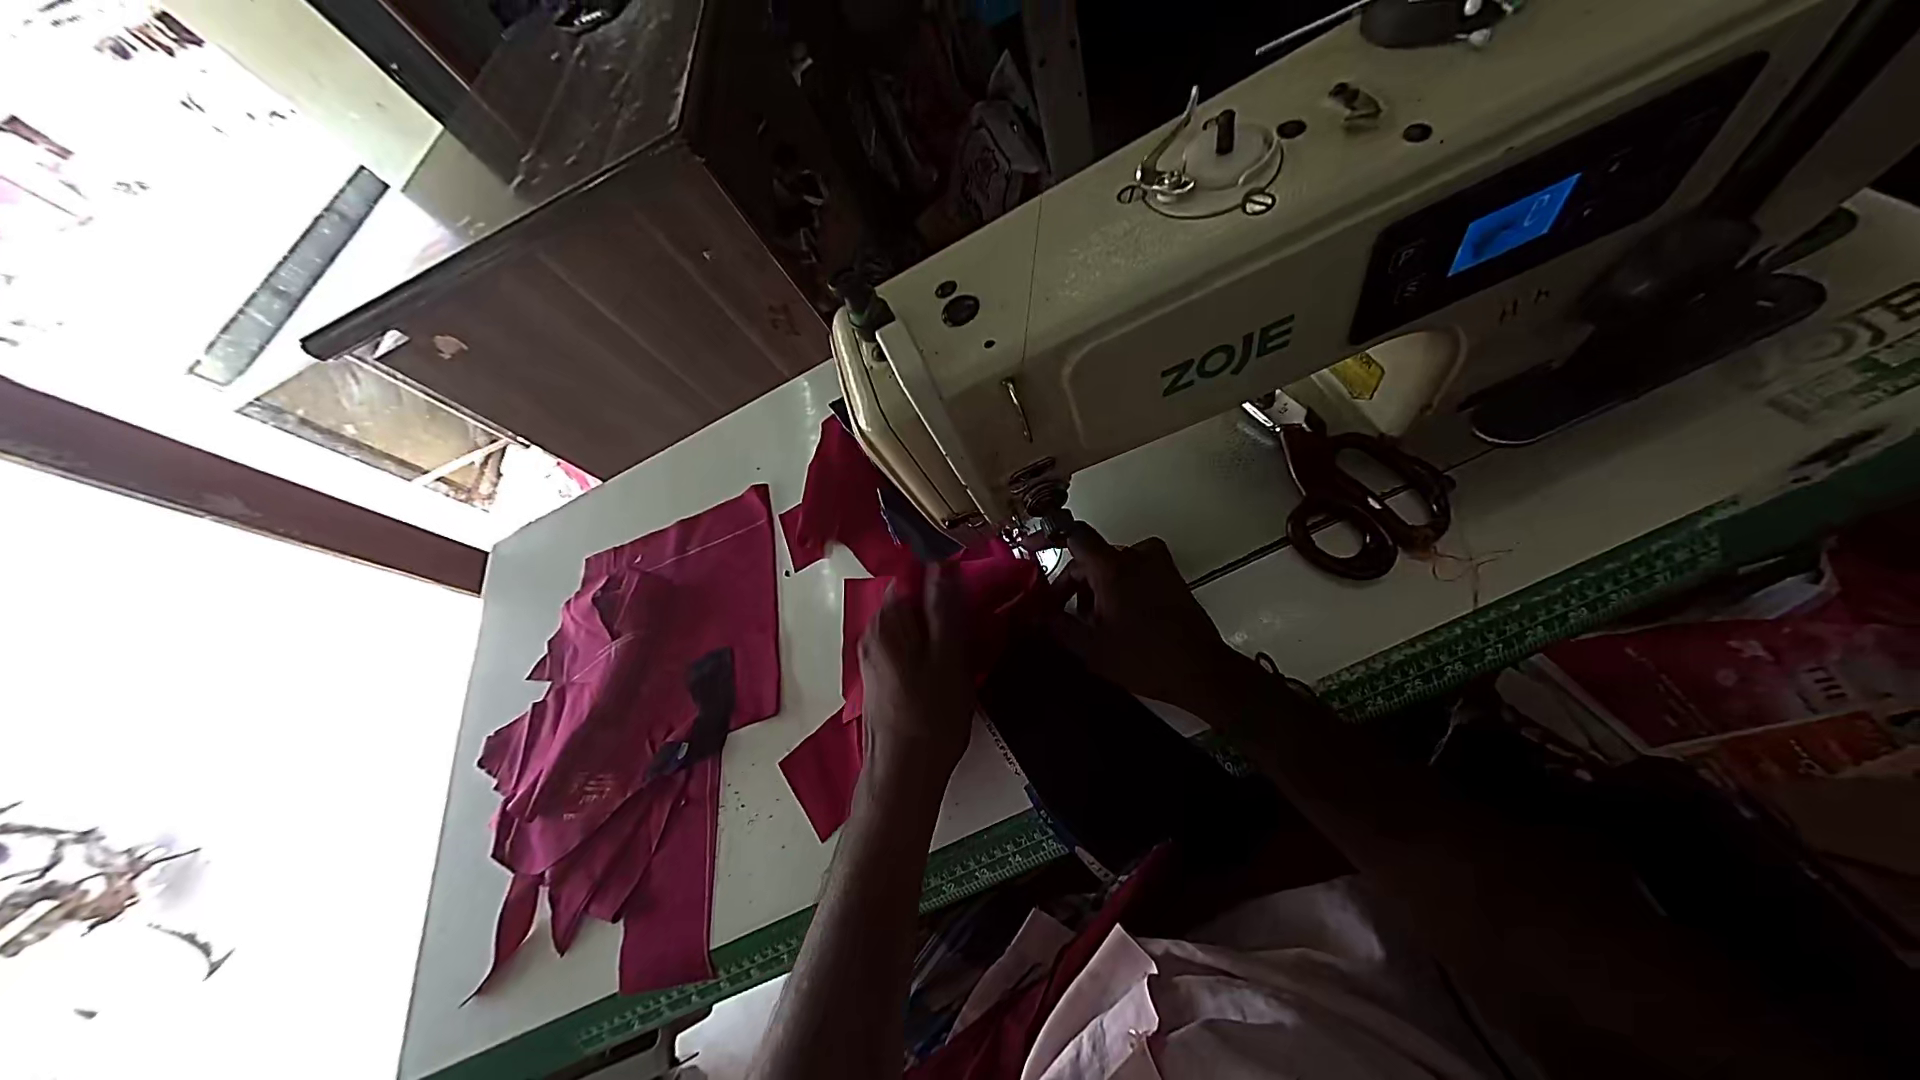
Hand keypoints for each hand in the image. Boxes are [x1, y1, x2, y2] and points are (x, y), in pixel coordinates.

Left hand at [858, 561, 975, 784]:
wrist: (905, 773)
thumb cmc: (930, 717)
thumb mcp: (949, 654)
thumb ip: (944, 606)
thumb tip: (943, 564)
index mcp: (886, 622)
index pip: (913, 575)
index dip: (944, 578)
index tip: (971, 592)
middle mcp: (872, 635)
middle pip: (911, 602)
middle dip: (943, 608)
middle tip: (974, 626)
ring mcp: (874, 657)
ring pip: (912, 627)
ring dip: (938, 631)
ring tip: (965, 652)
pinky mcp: (882, 678)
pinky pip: (908, 649)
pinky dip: (928, 652)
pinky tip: (948, 672)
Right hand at [1046, 524, 1261, 716]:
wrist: (1199, 672)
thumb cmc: (1149, 659)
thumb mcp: (1090, 647)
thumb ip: (1057, 626)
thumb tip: (1038, 617)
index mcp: (1113, 569)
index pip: (1075, 536)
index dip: (1049, 537)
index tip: (1034, 545)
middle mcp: (1136, 559)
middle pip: (1092, 556)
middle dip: (1072, 582)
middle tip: (1058, 608)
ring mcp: (1157, 567)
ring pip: (1112, 565)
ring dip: (1095, 586)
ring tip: (1090, 620)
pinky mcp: (1171, 579)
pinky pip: (1134, 571)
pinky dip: (1119, 586)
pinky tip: (1116, 616)